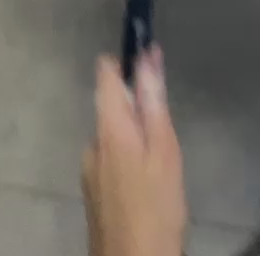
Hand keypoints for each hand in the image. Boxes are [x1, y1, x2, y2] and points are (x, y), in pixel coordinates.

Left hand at [82, 49, 185, 255]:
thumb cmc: (157, 206)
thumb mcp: (164, 148)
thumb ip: (153, 101)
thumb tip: (146, 56)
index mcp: (108, 129)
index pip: (105, 74)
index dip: (124, 58)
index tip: (147, 53)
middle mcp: (92, 145)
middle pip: (112, 105)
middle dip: (139, 105)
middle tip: (169, 129)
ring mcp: (90, 172)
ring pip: (115, 135)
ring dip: (137, 135)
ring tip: (165, 163)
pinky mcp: (95, 195)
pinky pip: (113, 159)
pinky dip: (131, 158)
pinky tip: (151, 184)